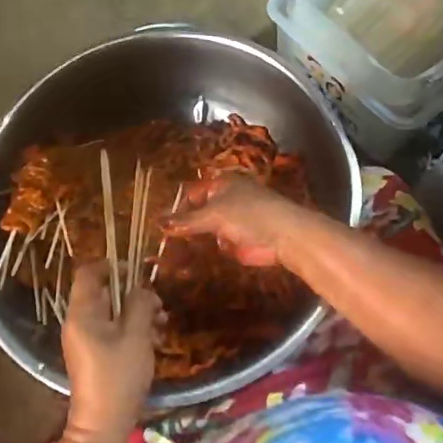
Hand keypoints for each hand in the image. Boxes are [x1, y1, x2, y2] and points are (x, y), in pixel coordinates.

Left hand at [61, 263, 159, 442]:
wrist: (102, 425)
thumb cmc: (119, 376)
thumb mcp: (136, 336)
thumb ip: (139, 305)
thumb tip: (140, 288)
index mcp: (82, 312)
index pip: (88, 273)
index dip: (111, 265)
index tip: (136, 272)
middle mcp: (77, 321)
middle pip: (102, 292)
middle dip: (132, 294)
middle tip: (158, 305)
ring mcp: (84, 339)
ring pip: (110, 312)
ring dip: (135, 313)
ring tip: (161, 323)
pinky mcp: (92, 354)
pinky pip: (110, 330)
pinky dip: (130, 329)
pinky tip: (153, 340)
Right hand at [165, 176, 313, 266]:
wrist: (284, 236)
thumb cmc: (248, 214)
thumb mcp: (212, 215)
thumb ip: (186, 221)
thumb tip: (158, 222)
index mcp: (222, 183)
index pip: (193, 192)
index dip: (178, 205)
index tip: (161, 221)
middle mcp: (227, 199)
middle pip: (199, 211)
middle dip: (184, 223)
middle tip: (162, 237)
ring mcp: (234, 221)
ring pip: (207, 229)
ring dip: (194, 239)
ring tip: (169, 251)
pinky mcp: (239, 241)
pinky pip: (216, 245)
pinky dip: (206, 251)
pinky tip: (188, 259)